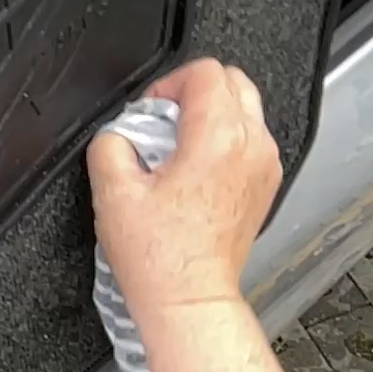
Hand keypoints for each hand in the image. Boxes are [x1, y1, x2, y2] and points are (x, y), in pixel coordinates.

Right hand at [87, 59, 281, 319]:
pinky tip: (193, 175)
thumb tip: (115, 135)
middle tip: (160, 125)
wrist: (187, 298)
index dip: (168, 84)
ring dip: (210, 118)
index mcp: (216, 137)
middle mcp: (251, 144)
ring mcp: (264, 165)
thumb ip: (108, 148)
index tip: (148, 111)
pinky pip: (249, 143)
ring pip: (245, 111)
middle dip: (193, 94)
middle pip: (233, 82)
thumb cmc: (157, 257)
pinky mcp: (264, 186)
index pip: (204, 73)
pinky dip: (224, 145)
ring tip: (176, 153)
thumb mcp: (112, 196)